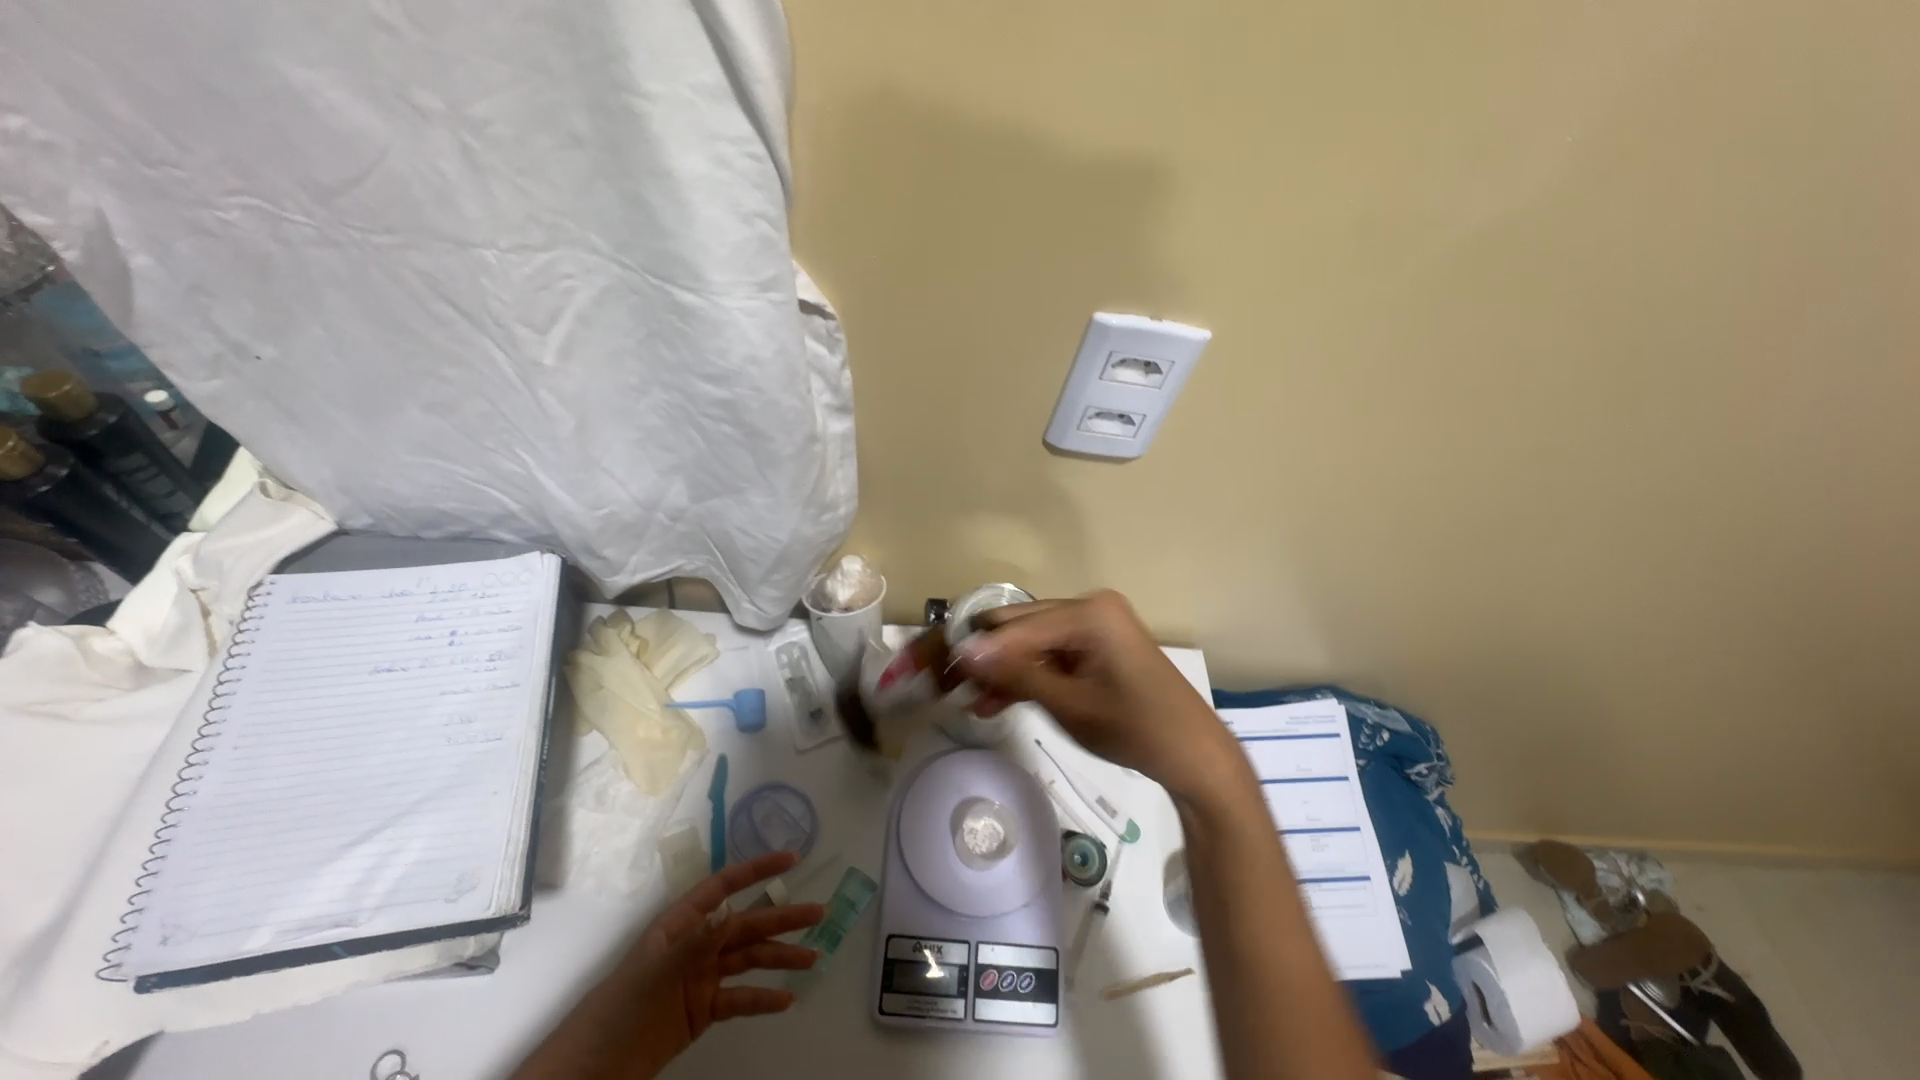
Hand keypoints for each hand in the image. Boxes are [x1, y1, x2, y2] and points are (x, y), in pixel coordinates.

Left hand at [511, 851, 824, 1079]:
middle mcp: (695, 945)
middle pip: (746, 925)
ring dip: (780, 958)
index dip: (757, 870)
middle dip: (782, 918)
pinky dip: (762, 998)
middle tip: (820, 913)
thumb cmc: (620, 1007)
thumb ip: (696, 942)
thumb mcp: (656, 971)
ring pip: (749, 960)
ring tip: (812, 959)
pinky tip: (786, 1000)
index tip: (792, 859)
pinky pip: (739, 998)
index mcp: (680, 925)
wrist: (597, 1065)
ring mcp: (701, 977)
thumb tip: (729, 909)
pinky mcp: (703, 1010)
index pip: (725, 887)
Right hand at [955, 590, 1244, 801]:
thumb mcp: (1069, 705)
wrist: (1192, 754)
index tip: (932, 674)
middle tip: (939, 685)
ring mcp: (1093, 626)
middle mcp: (1088, 607)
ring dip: (997, 669)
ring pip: (1026, 642)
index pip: (1012, 627)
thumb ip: (1016, 675)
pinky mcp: (1094, 647)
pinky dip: (1023, 675)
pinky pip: (1047, 654)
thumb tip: (963, 652)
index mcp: (1088, 613)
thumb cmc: (1135, 729)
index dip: (970, 651)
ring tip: (963, 701)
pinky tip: (992, 702)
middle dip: (978, 656)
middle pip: (1015, 625)